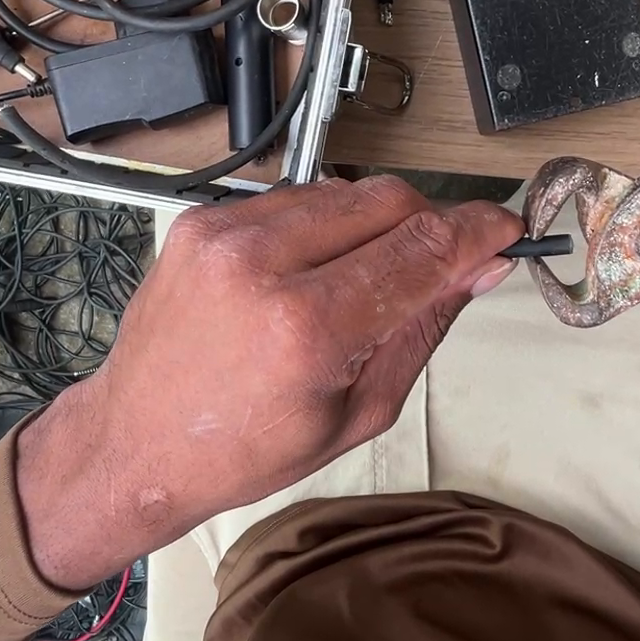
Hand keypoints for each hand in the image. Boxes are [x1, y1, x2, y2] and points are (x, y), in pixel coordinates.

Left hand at [14, 176, 522, 588]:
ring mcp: (224, 233)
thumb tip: (475, 270)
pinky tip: (310, 268)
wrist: (135, 441)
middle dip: (431, 224)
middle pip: (390, 200)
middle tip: (440, 262)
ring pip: (345, 191)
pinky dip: (323, 224)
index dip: (479, 231)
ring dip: (375, 224)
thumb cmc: (243, 449)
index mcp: (307, 329)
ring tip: (360, 278)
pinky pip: (295, 198)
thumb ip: (424, 329)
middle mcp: (261, 264)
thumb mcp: (359, 413)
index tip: (504, 230)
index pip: (424, 247)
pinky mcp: (202, 219)